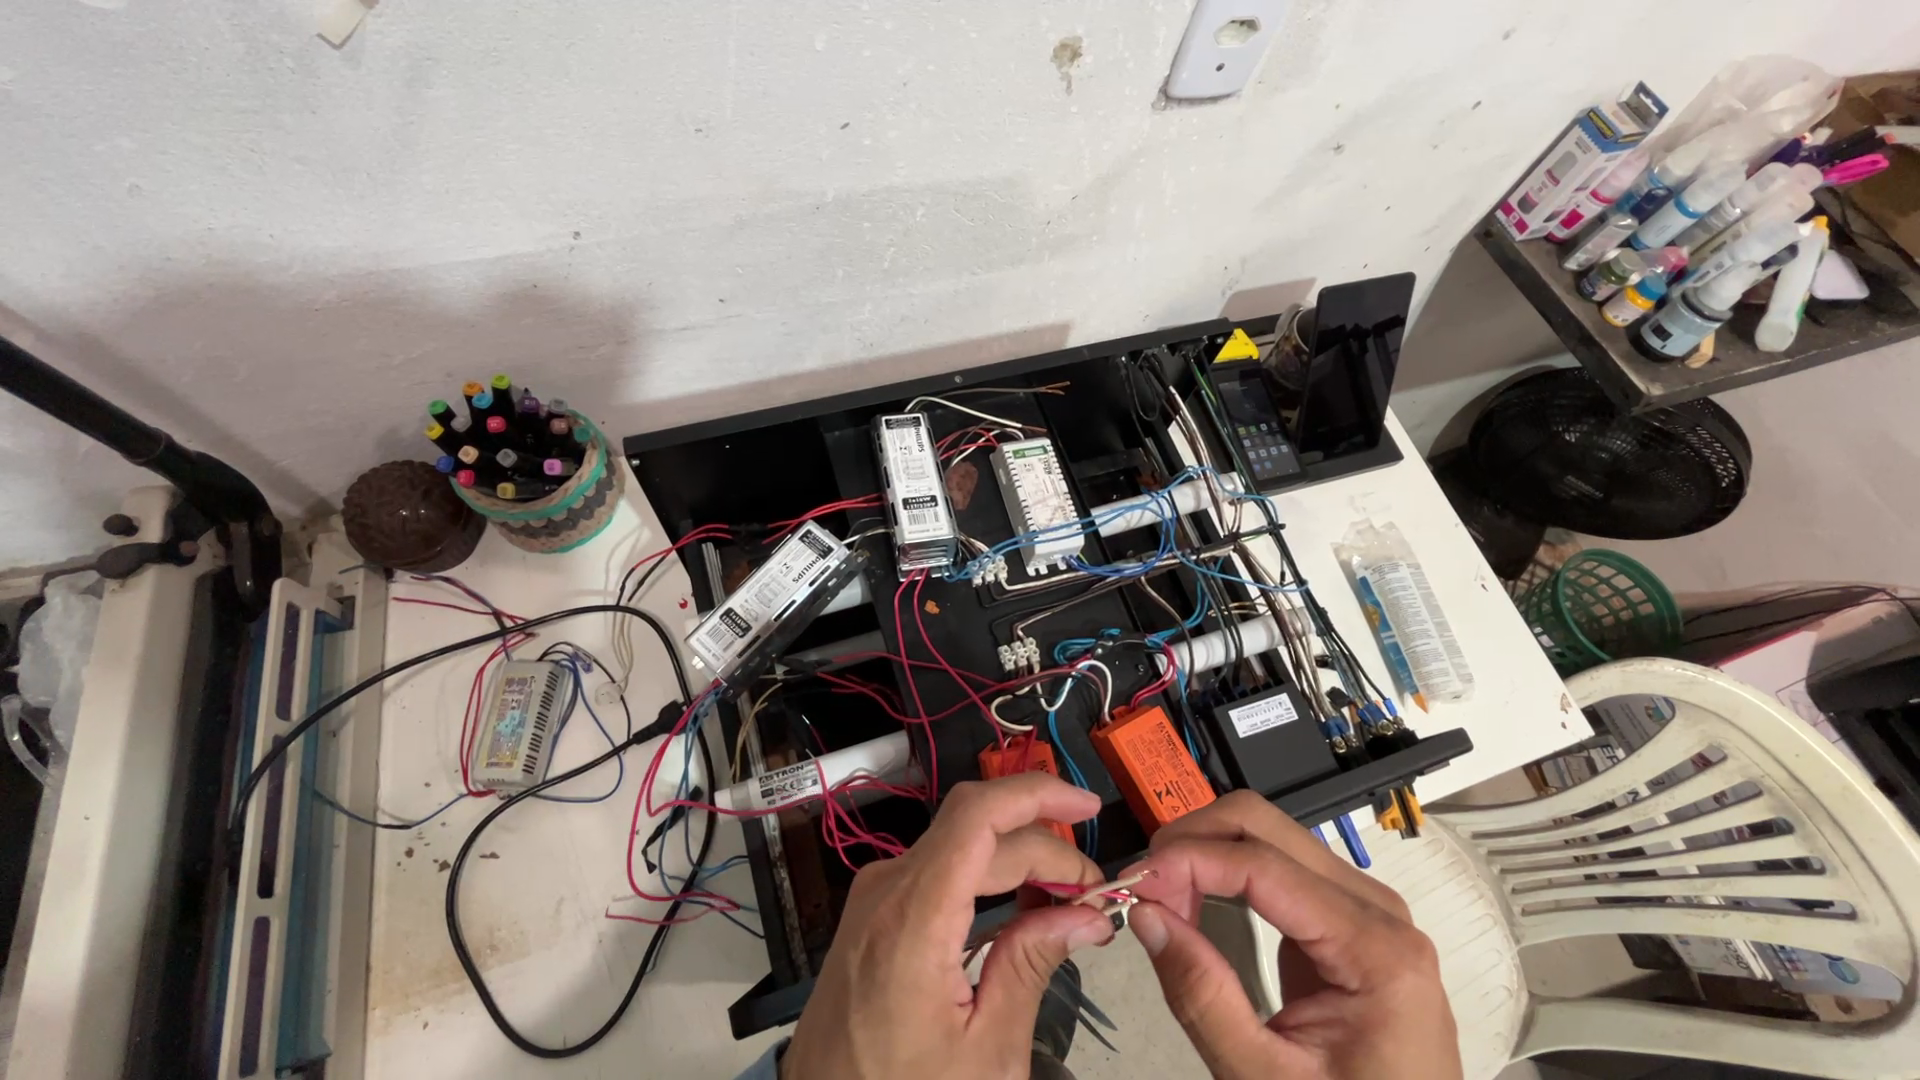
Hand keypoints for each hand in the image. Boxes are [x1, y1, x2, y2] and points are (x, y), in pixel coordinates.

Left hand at [782, 774, 1116, 1078]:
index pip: (978, 813)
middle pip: (978, 830)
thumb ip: (1031, 967)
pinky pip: (938, 870)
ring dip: (1017, 859)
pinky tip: (1020, 907)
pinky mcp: (873, 912)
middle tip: (1095, 896)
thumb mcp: (984, 1052)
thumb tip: (1084, 916)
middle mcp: (887, 886)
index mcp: (913, 914)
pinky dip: (986, 877)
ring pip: (959, 846)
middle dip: (1044, 848)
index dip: (1037, 794)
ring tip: (1067, 899)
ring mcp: (875, 896)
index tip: (1090, 809)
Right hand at [1127, 792, 1459, 1079]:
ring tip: (1163, 899)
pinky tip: (1194, 899)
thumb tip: (1143, 914)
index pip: (1263, 866)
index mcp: (1375, 949)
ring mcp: (1362, 905)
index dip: (1188, 861)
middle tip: (1145, 890)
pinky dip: (1222, 866)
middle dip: (1192, 841)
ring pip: (1265, 832)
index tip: (1132, 885)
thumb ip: (1203, 999)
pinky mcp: (1341, 914)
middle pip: (1264, 826)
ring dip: (1203, 850)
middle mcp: (1375, 908)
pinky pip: (1273, 861)